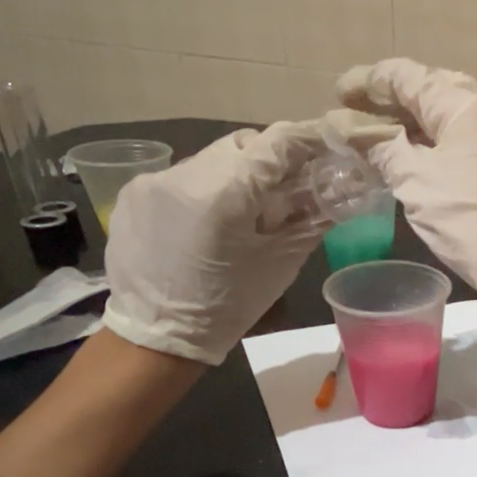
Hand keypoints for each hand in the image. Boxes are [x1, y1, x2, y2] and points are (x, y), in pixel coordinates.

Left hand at [102, 111, 399, 365]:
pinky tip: (210, 224)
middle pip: (244, 144)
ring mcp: (155, 181)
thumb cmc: (230, 304)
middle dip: (271, 160)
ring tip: (246, 213)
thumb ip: (312, 217)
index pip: (278, 143)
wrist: (158, 336)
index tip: (330, 144)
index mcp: (227, 194)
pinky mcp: (135, 193)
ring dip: (237, 175)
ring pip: (213, 158)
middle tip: (289, 190)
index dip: (308, 140)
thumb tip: (342, 189)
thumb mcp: (282, 262)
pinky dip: (206, 190)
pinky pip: (183, 177)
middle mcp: (187, 174)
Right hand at [337, 58, 476, 373]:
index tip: (339, 93)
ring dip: (413, 129)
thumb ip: (380, 147)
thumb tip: (347, 125)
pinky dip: (434, 152)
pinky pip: (463, 150)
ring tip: (380, 142)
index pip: (408, 75)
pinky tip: (416, 167)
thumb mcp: (415, 180)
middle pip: (432, 95)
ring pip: (449, 126)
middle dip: (393, 102)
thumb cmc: (470, 216)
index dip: (370, 80)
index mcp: (464, 102)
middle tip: (359, 115)